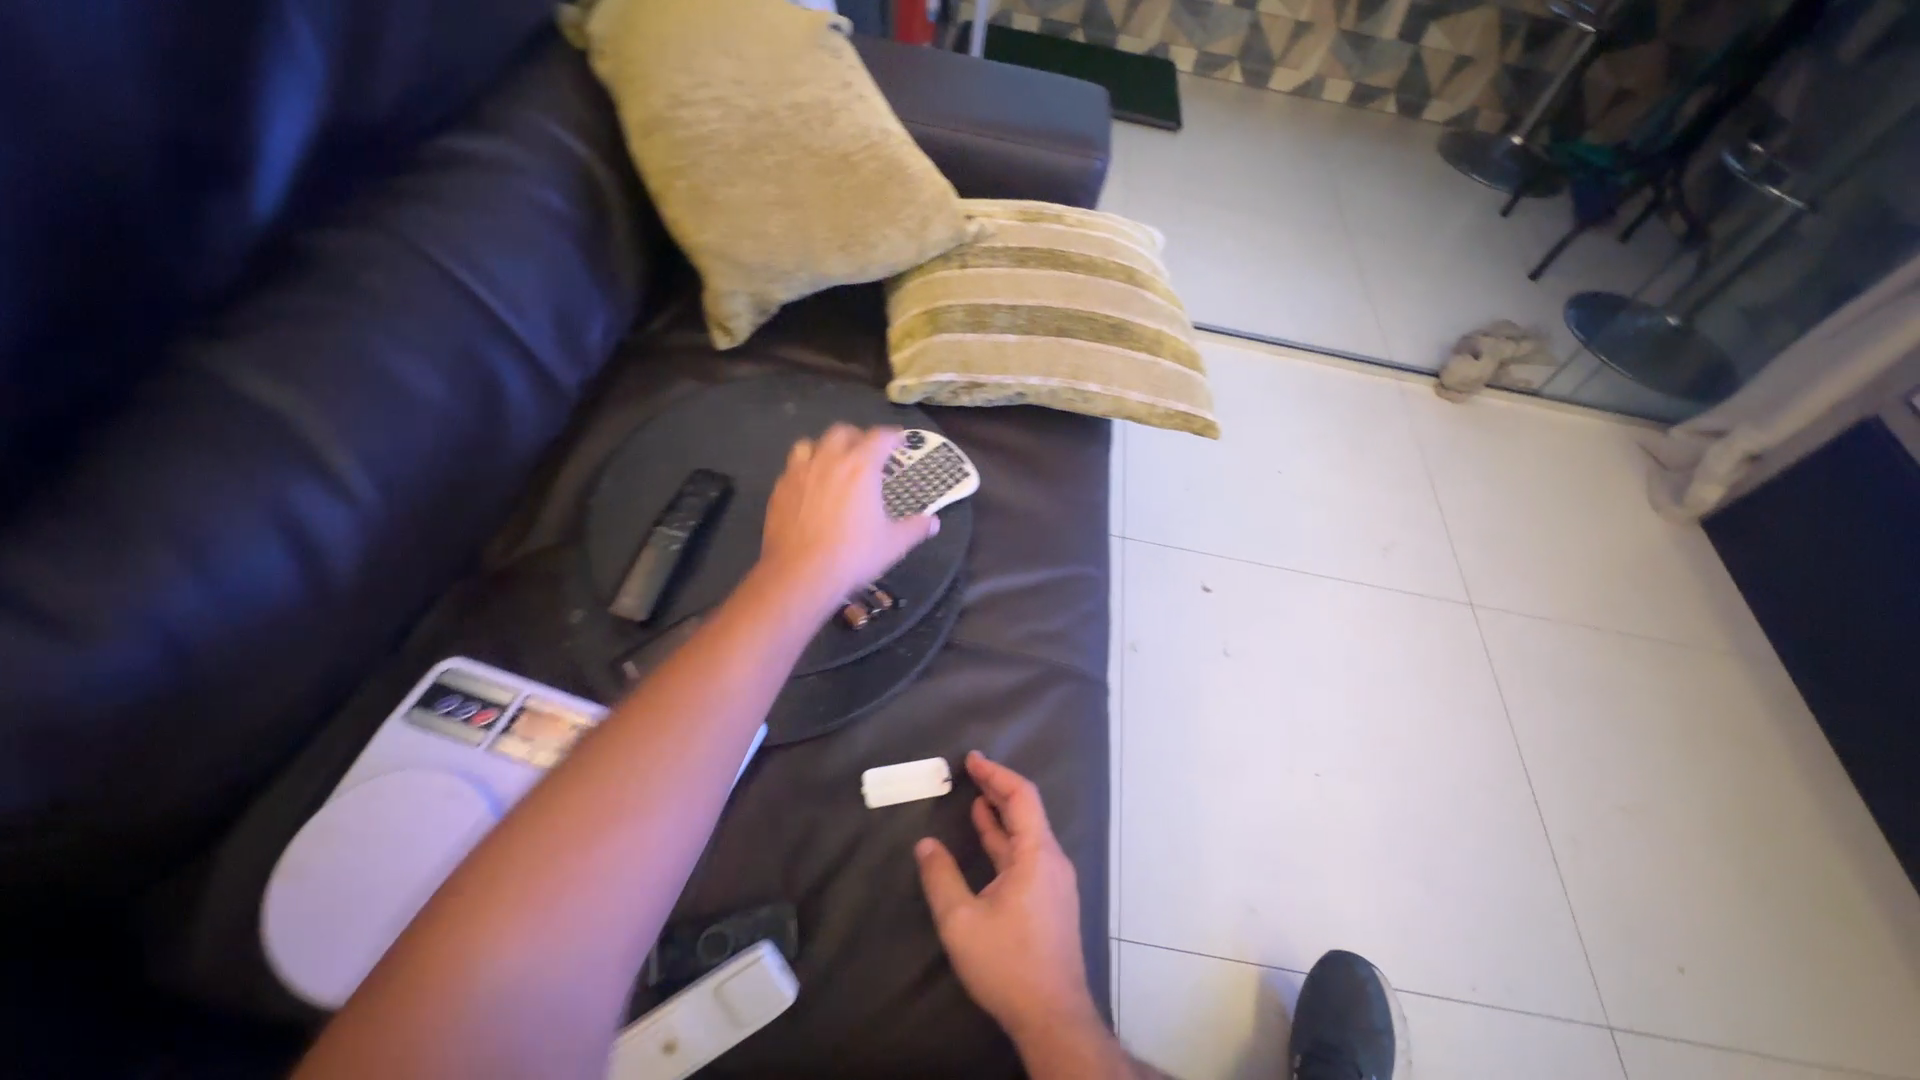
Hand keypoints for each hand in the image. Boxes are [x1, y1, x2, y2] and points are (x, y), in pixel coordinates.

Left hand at [759, 424, 937, 611]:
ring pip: (810, 444)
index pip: (879, 437)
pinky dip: (804, 471)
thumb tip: (933, 522)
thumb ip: (915, 528)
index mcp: (861, 467)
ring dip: (824, 449)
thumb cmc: (853, 555)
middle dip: (856, 437)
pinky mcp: (779, 489)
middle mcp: (828, 460)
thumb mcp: (893, 544)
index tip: (899, 440)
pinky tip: (809, 488)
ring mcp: (799, 473)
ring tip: (832, 463)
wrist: (801, 574)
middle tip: (866, 451)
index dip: (892, 436)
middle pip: (842, 432)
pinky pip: (792, 469)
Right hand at [914, 752, 1098, 1043]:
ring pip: (1028, 835)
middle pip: (1027, 812)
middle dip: (998, 789)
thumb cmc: (1008, 964)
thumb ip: (941, 877)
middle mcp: (1052, 861)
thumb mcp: (961, 921)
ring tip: (976, 799)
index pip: (1022, 797)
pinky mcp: (1051, 902)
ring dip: (1002, 816)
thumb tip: (926, 844)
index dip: (997, 774)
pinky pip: (1029, 856)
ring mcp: (1054, 883)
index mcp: (1036, 855)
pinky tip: (989, 842)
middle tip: (971, 773)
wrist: (1052, 1015)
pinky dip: (1007, 840)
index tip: (972, 760)